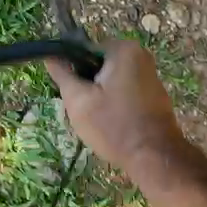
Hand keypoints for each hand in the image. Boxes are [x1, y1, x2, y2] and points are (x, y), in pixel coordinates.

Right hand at [45, 40, 188, 177]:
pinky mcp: (155, 95)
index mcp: (124, 49)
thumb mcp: (79, 100)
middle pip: (98, 66)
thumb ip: (62, 75)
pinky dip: (115, 105)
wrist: (154, 157)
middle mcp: (141, 56)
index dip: (74, 72)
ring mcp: (151, 76)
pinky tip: (113, 124)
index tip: (74, 95)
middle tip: (84, 110)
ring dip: (100, 98)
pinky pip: (125, 93)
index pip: (85, 51)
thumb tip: (51, 57)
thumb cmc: (113, 125)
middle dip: (88, 87)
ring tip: (98, 120)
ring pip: (110, 82)